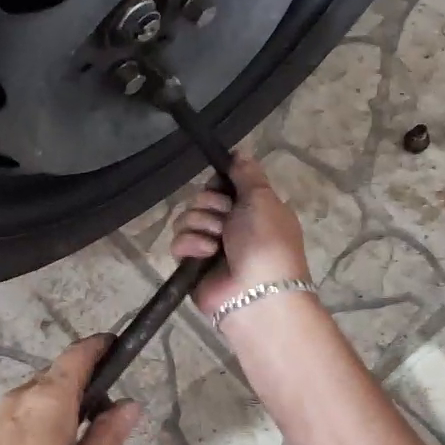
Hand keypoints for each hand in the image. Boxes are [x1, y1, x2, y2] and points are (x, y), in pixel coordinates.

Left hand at [0, 337, 142, 444]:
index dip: (99, 348)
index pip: (77, 355)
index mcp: (48, 401)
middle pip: (53, 379)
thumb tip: (129, 404)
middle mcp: (15, 397)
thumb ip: (108, 438)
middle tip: (98, 428)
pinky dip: (25, 431)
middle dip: (77, 392)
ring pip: (29, 402)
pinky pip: (7, 422)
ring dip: (49, 415)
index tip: (116, 350)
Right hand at [170, 152, 312, 316]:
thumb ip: (247, 174)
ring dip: (201, 225)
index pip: (222, 185)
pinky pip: (178, 242)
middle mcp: (230, 225)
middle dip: (210, 205)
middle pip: (201, 198)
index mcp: (251, 209)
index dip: (219, 183)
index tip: (223, 186)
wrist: (258, 293)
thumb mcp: (263, 199)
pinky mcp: (192, 265)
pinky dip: (191, 244)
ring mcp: (210, 246)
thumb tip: (239, 151)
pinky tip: (206, 254)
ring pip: (186, 217)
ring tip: (216, 242)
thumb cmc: (267, 242)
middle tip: (226, 221)